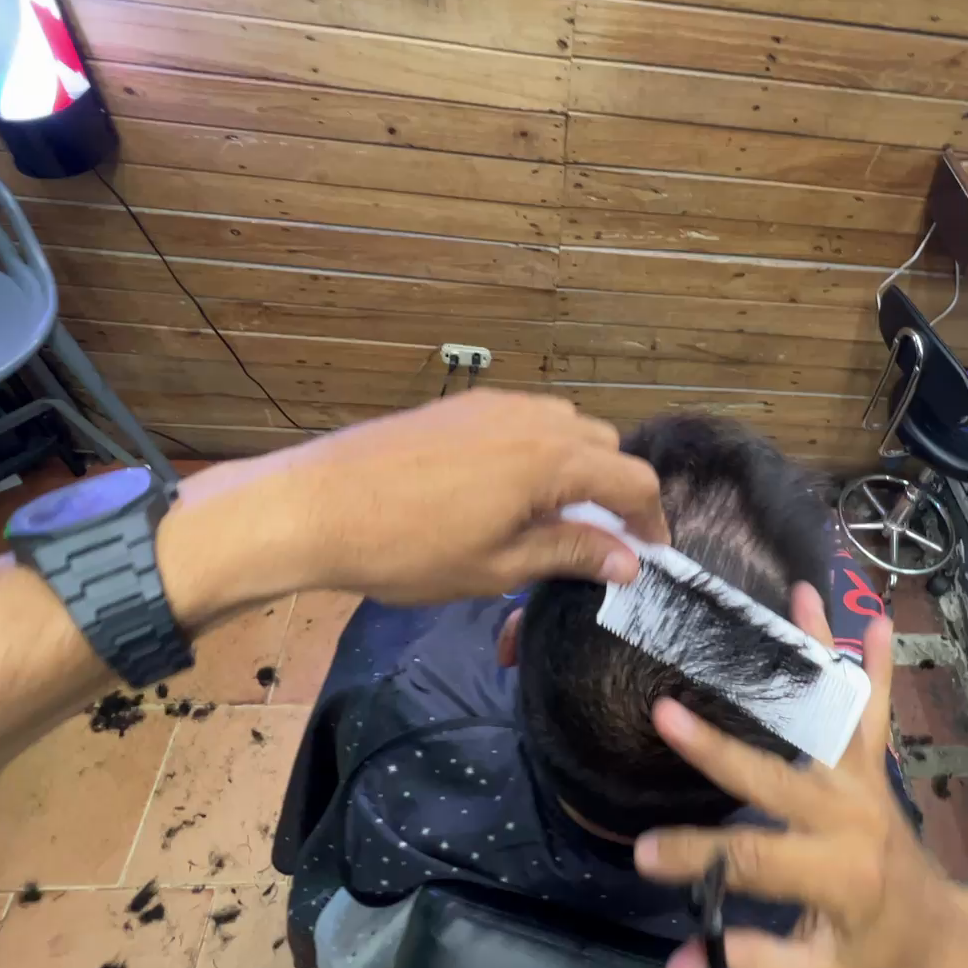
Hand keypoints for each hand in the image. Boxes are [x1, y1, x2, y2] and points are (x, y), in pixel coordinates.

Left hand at [157, 390, 669, 621]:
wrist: (315, 504)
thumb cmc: (411, 547)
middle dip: (614, 492)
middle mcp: (536, 417)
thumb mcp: (500, 564)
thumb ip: (573, 551)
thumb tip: (630, 562)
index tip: (647, 557)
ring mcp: (498, 403)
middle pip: (606, 448)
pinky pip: (528, 420)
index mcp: (553, 458)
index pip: (634, 481)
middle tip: (595, 540)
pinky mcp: (466, 404)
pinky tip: (506, 487)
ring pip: (568, 429)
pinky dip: (541, 450)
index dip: (651, 521)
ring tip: (549, 514)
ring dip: (577, 468)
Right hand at [632, 611, 967, 967]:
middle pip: (776, 774)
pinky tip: (879, 621)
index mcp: (836, 872)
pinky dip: (879, 667)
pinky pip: (875, 712)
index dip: (695, 857)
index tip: (641, 851)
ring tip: (799, 596)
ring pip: (834, 711)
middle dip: (717, 747)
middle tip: (665, 713)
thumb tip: (677, 964)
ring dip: (816, 651)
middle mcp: (850, 813)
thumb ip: (755, 963)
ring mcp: (864, 781)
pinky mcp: (874, 766)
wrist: (938, 936)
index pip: (751, 859)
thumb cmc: (871, 955)